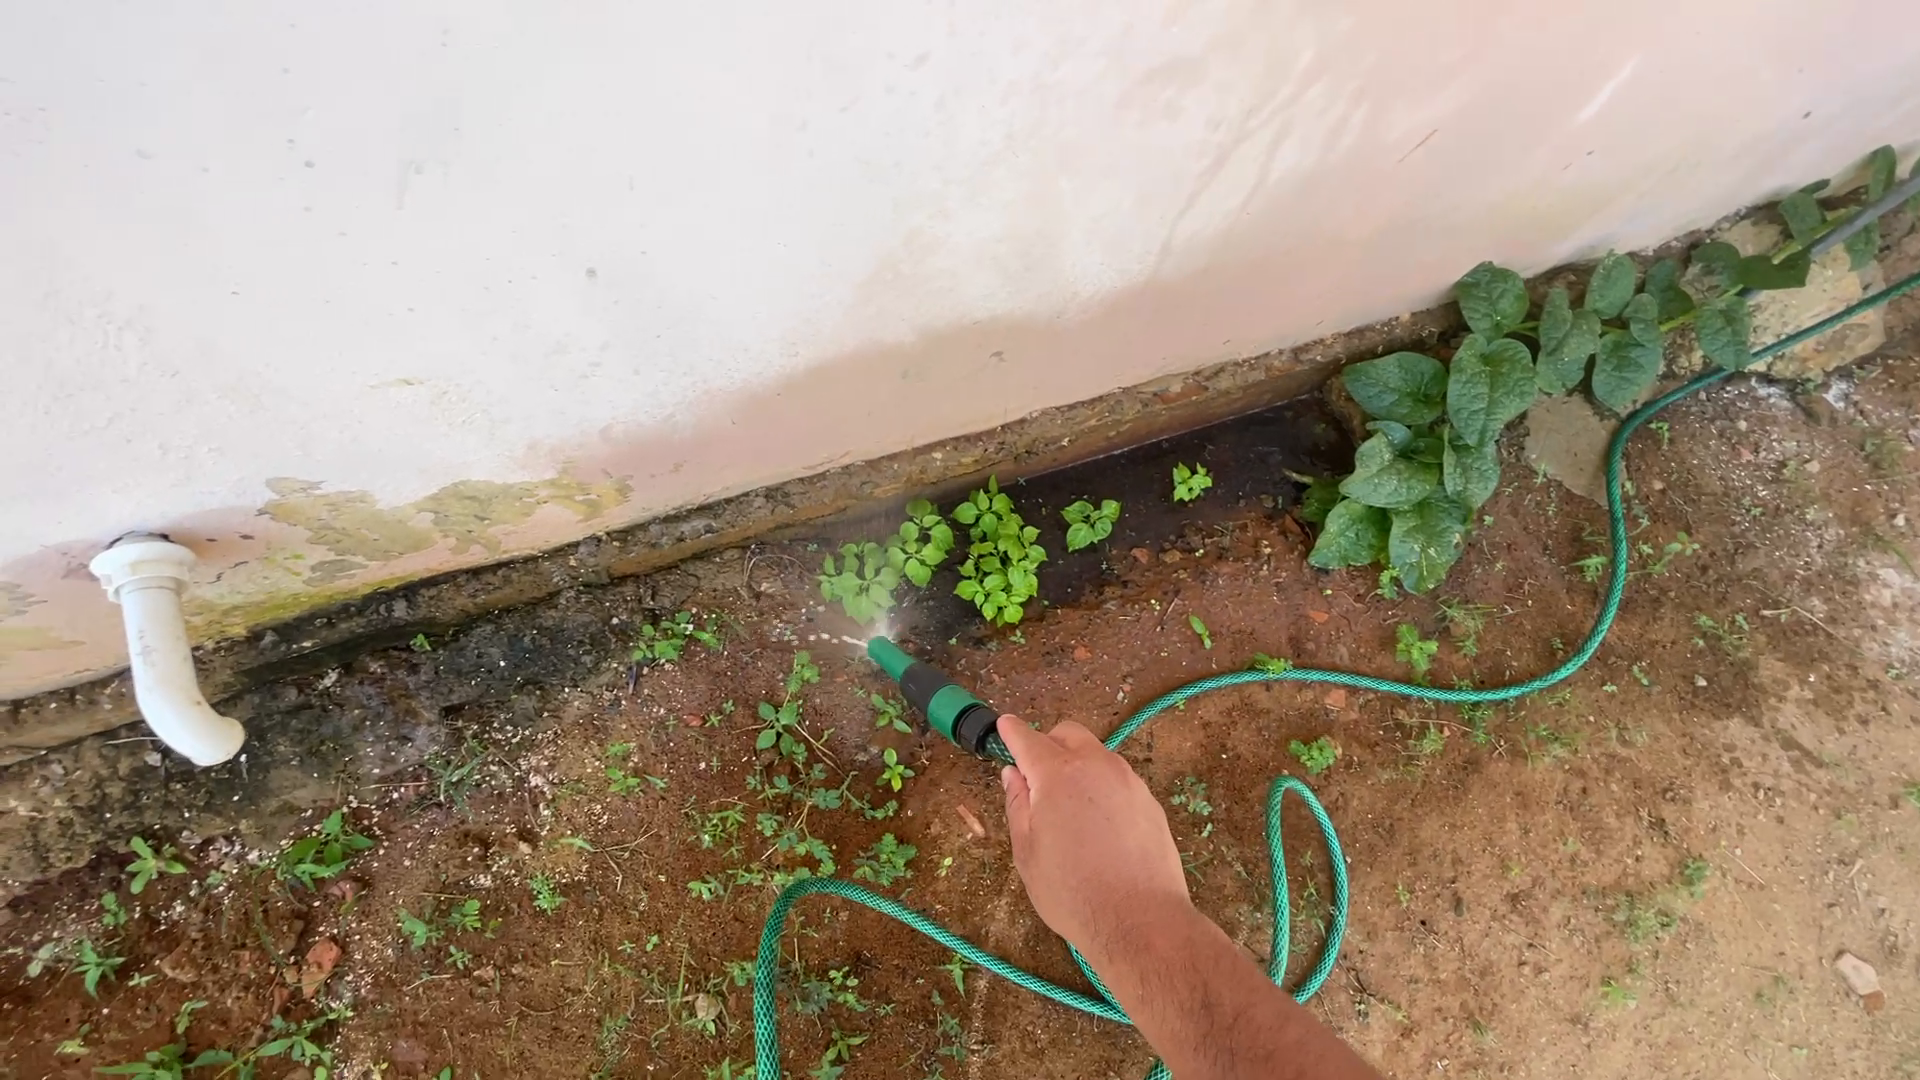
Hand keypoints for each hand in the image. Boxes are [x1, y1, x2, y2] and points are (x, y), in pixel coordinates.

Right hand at [996, 714, 1191, 960]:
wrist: (1140, 921)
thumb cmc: (1071, 891)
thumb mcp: (1027, 852)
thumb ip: (1018, 804)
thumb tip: (1014, 774)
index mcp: (1056, 773)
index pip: (1028, 738)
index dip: (1012, 731)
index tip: (1004, 726)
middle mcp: (1094, 764)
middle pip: (1068, 733)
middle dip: (1048, 744)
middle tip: (1038, 778)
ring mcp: (1127, 779)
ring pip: (1095, 754)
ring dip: (1078, 766)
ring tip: (1072, 810)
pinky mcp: (1149, 799)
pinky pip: (1118, 779)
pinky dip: (1102, 787)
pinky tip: (1102, 827)